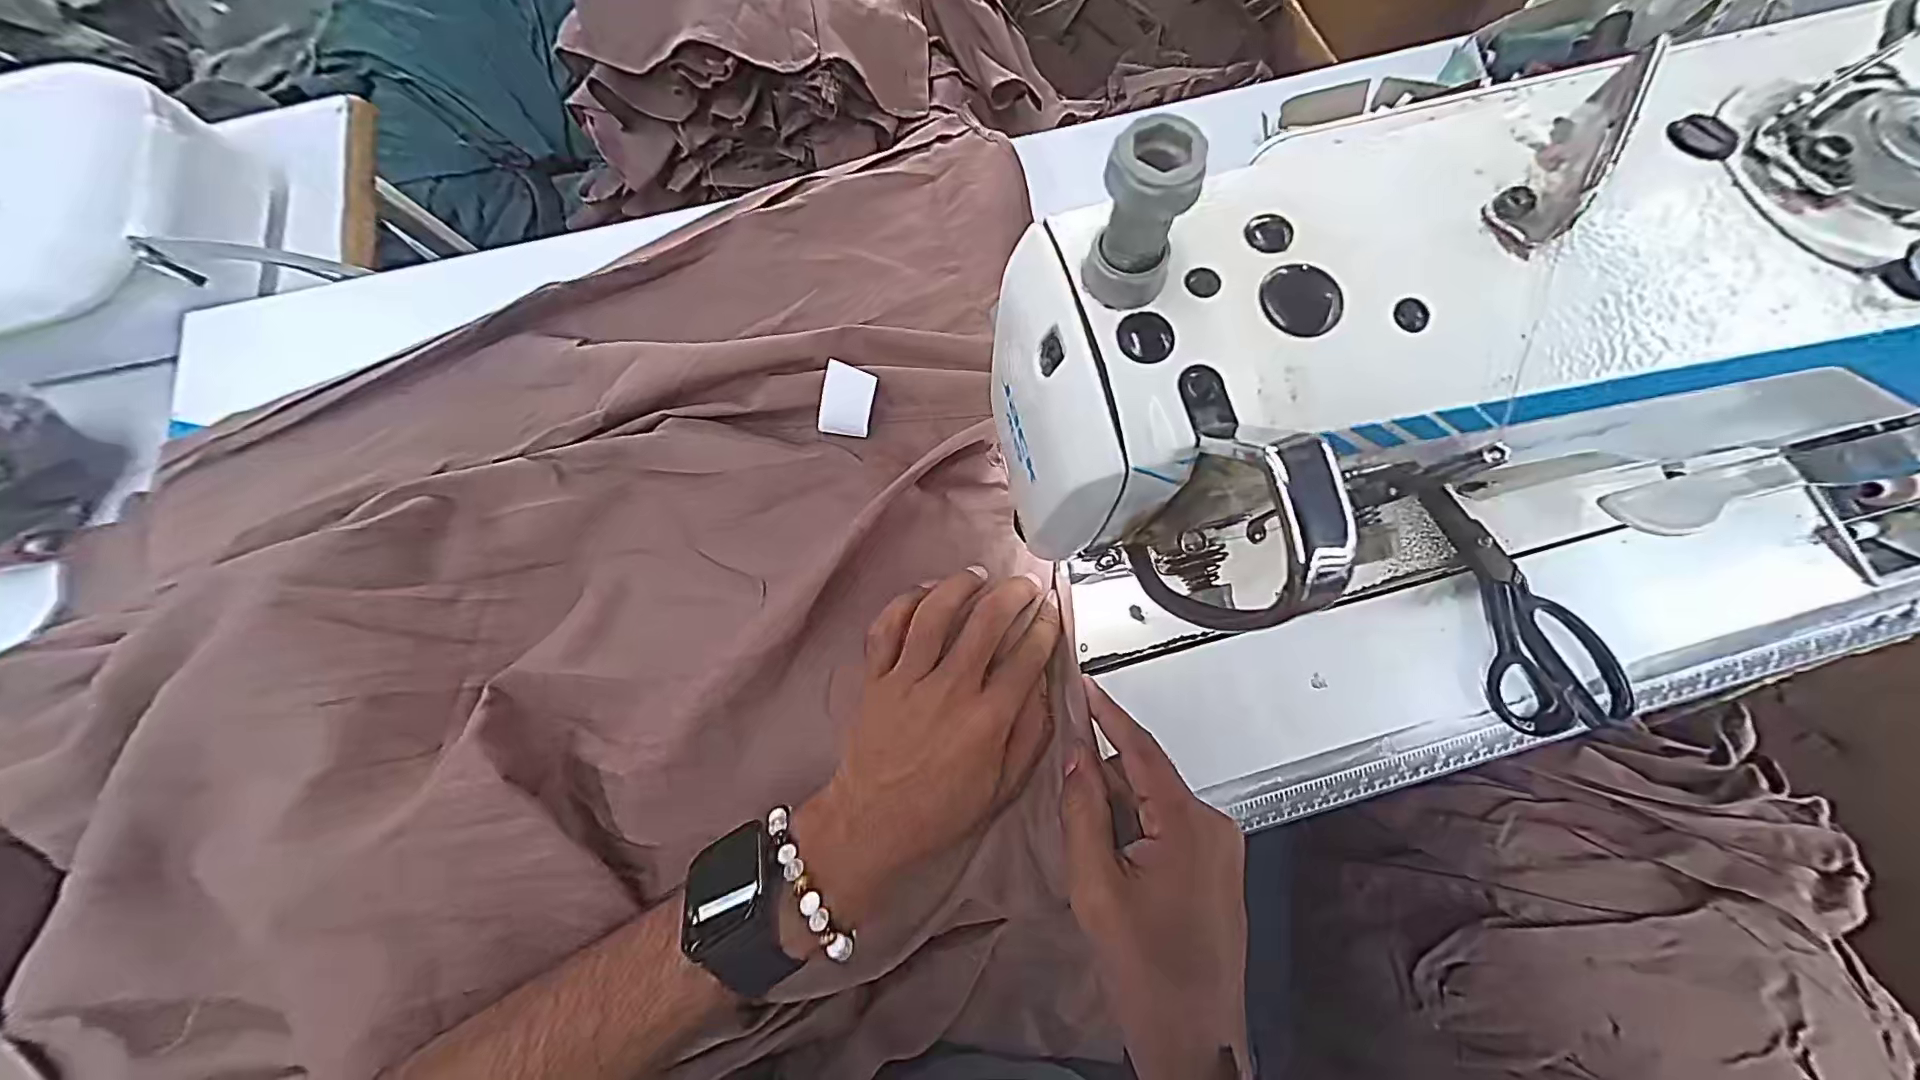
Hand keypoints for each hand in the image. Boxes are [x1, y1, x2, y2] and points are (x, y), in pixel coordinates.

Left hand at [789, 568, 1061, 935]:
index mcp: (986, 720)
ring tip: (977, 577)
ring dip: (960, 586)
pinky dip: (905, 602)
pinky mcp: (876, 679)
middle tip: (1025, 585)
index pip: (1026, 656)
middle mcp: (948, 692)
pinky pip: (887, 628)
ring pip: (935, 614)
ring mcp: (907, 681)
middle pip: (987, 622)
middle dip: (1014, 594)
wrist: (872, 822)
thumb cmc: (937, 810)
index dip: (1045, 627)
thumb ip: (1030, 734)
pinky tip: (925, 593)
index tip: (1051, 613)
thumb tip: (1043, 687)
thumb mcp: (1003, 787)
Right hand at [1061, 677, 1250, 1079]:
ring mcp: (1218, 848)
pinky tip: (1108, 850)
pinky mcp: (1214, 865)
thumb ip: (1082, 812)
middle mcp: (1213, 827)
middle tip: (1065, 774)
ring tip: (1087, 838)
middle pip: (1145, 775)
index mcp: (1189, 825)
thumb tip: (1075, 760)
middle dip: (1103, 773)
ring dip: (1116, 804)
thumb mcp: (1095, 886)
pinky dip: (1133, 823)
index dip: (1108, 713)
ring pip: (1153, 801)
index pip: (1141, 748)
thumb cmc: (1150, 976)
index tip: (1086, 686)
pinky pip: (1166, 823)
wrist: (1193, 1041)